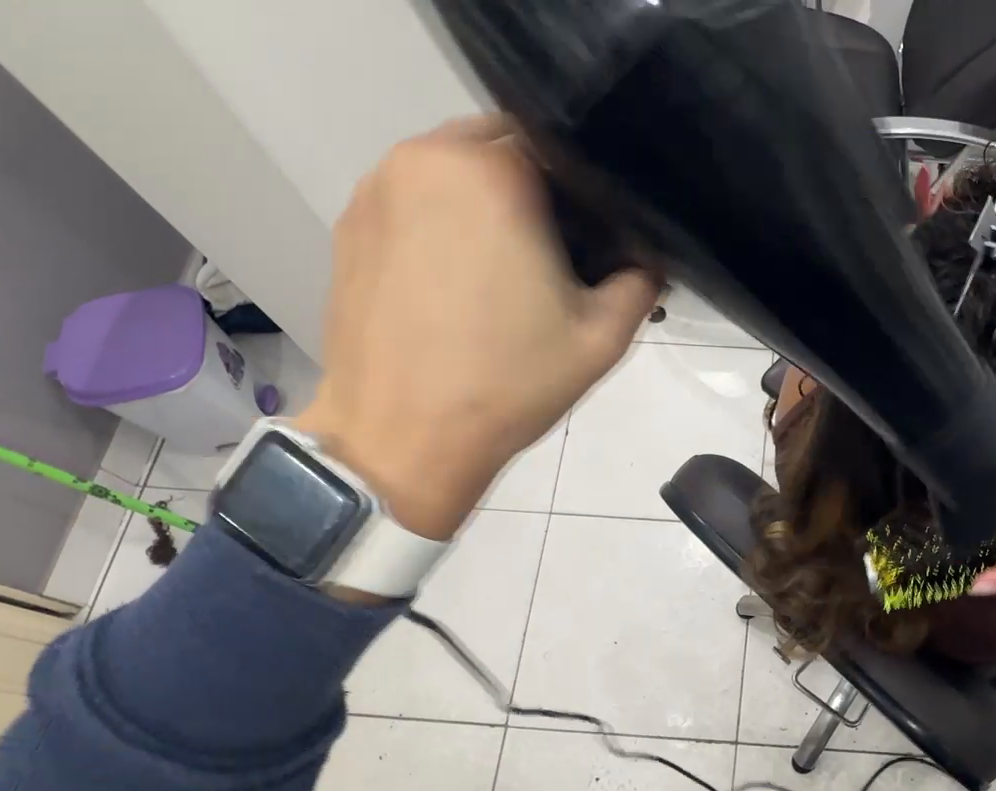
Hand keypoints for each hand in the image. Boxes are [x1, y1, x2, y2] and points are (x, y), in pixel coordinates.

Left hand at [294, 116, 659, 539]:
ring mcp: (377, 189)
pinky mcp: (350, 225)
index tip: (597, 242)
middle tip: (554, 257)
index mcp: (493, 172)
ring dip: (485, 203)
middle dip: (533, 190)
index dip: (586, 194)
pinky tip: (458, 285)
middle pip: (500, 147)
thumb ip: (640, 283)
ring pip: (452, 171)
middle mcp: (426, 159)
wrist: (402, 438)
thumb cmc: (508, 385)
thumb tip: (645, 262)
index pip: (559, 149)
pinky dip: (442, 224)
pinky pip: (413, 201)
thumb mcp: (602, 338)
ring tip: (504, 272)